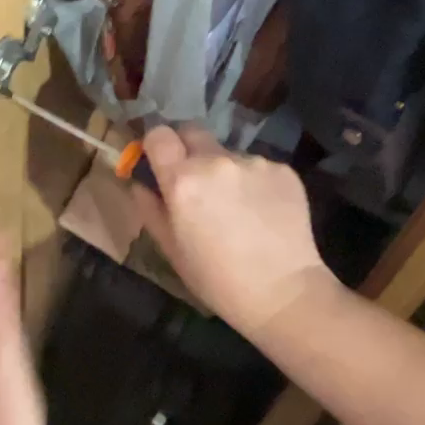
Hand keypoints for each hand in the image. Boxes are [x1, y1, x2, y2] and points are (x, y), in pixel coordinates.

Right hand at [132, 125, 338, 336]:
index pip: (159, 134)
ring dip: (225, 173)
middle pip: (193, 132)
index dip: (157, 145)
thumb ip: (151, 209)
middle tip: (196, 185)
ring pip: (228, 155)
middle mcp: (217, 161)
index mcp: (183, 180)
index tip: (160, 163)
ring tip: (238, 211)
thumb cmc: (216, 279)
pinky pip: (258, 168)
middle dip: (188, 151)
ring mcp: (254, 163)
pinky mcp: (284, 170)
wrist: (282, 292)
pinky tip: (263, 214)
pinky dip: (255, 184)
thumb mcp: (172, 249)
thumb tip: (141, 183)